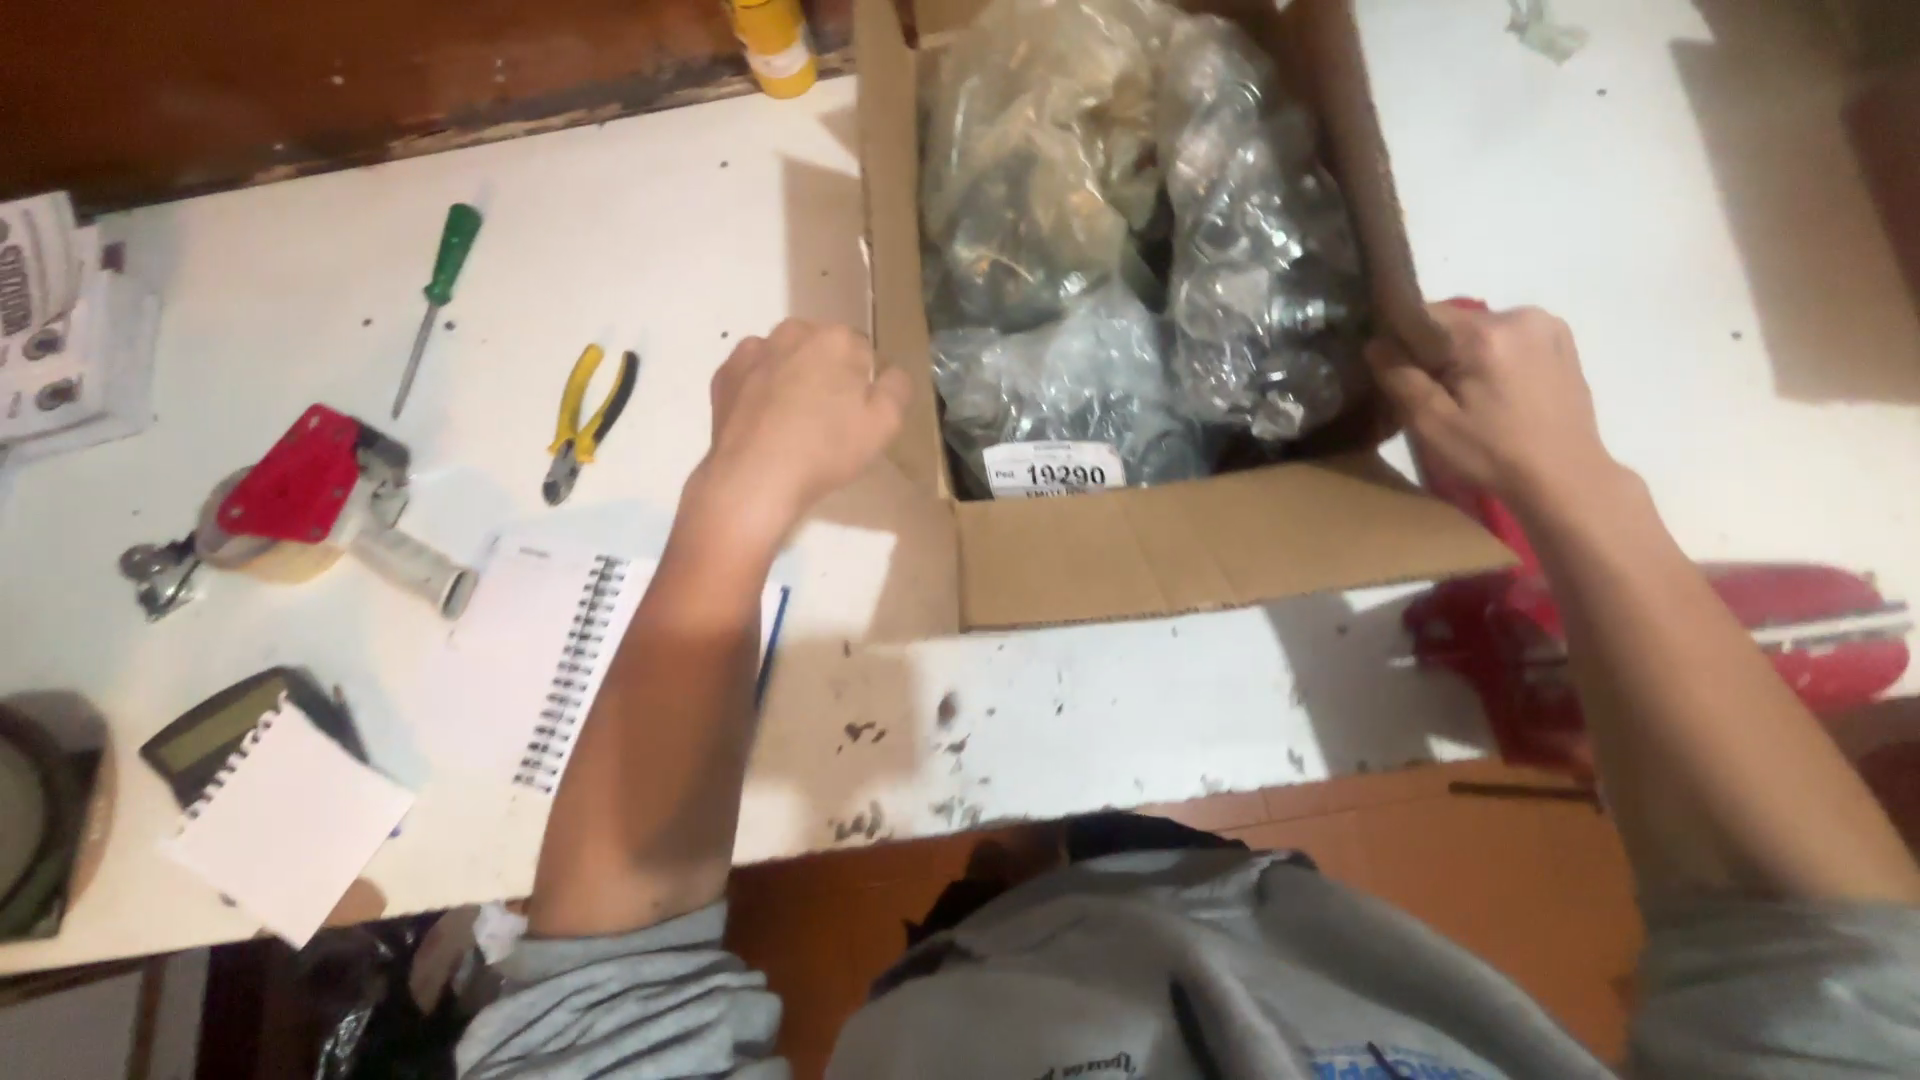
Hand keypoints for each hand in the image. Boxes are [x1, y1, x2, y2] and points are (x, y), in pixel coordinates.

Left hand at [687, 319, 911, 547]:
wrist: (754, 479)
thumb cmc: (826, 450)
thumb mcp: (885, 424)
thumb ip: (897, 387)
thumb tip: (889, 372)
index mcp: (837, 339)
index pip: (862, 352)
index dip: (863, 383)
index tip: (857, 413)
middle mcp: (793, 332)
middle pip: (822, 348)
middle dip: (827, 373)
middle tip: (826, 419)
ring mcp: (754, 351)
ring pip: (785, 357)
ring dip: (792, 376)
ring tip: (792, 420)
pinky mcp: (725, 374)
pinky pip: (753, 374)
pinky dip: (759, 389)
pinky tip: (764, 421)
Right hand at [1366, 302, 1619, 512]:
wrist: (1565, 476)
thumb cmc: (1492, 454)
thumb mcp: (1430, 423)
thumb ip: (1399, 377)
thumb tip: (1375, 344)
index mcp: (1485, 334)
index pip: (1422, 312)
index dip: (1399, 338)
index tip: (1393, 368)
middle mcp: (1520, 315)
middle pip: (1452, 321)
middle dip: (1433, 349)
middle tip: (1430, 391)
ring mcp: (1546, 324)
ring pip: (1479, 328)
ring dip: (1462, 352)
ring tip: (1464, 394)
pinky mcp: (1561, 340)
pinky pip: (1507, 336)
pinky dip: (1490, 354)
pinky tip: (1493, 389)